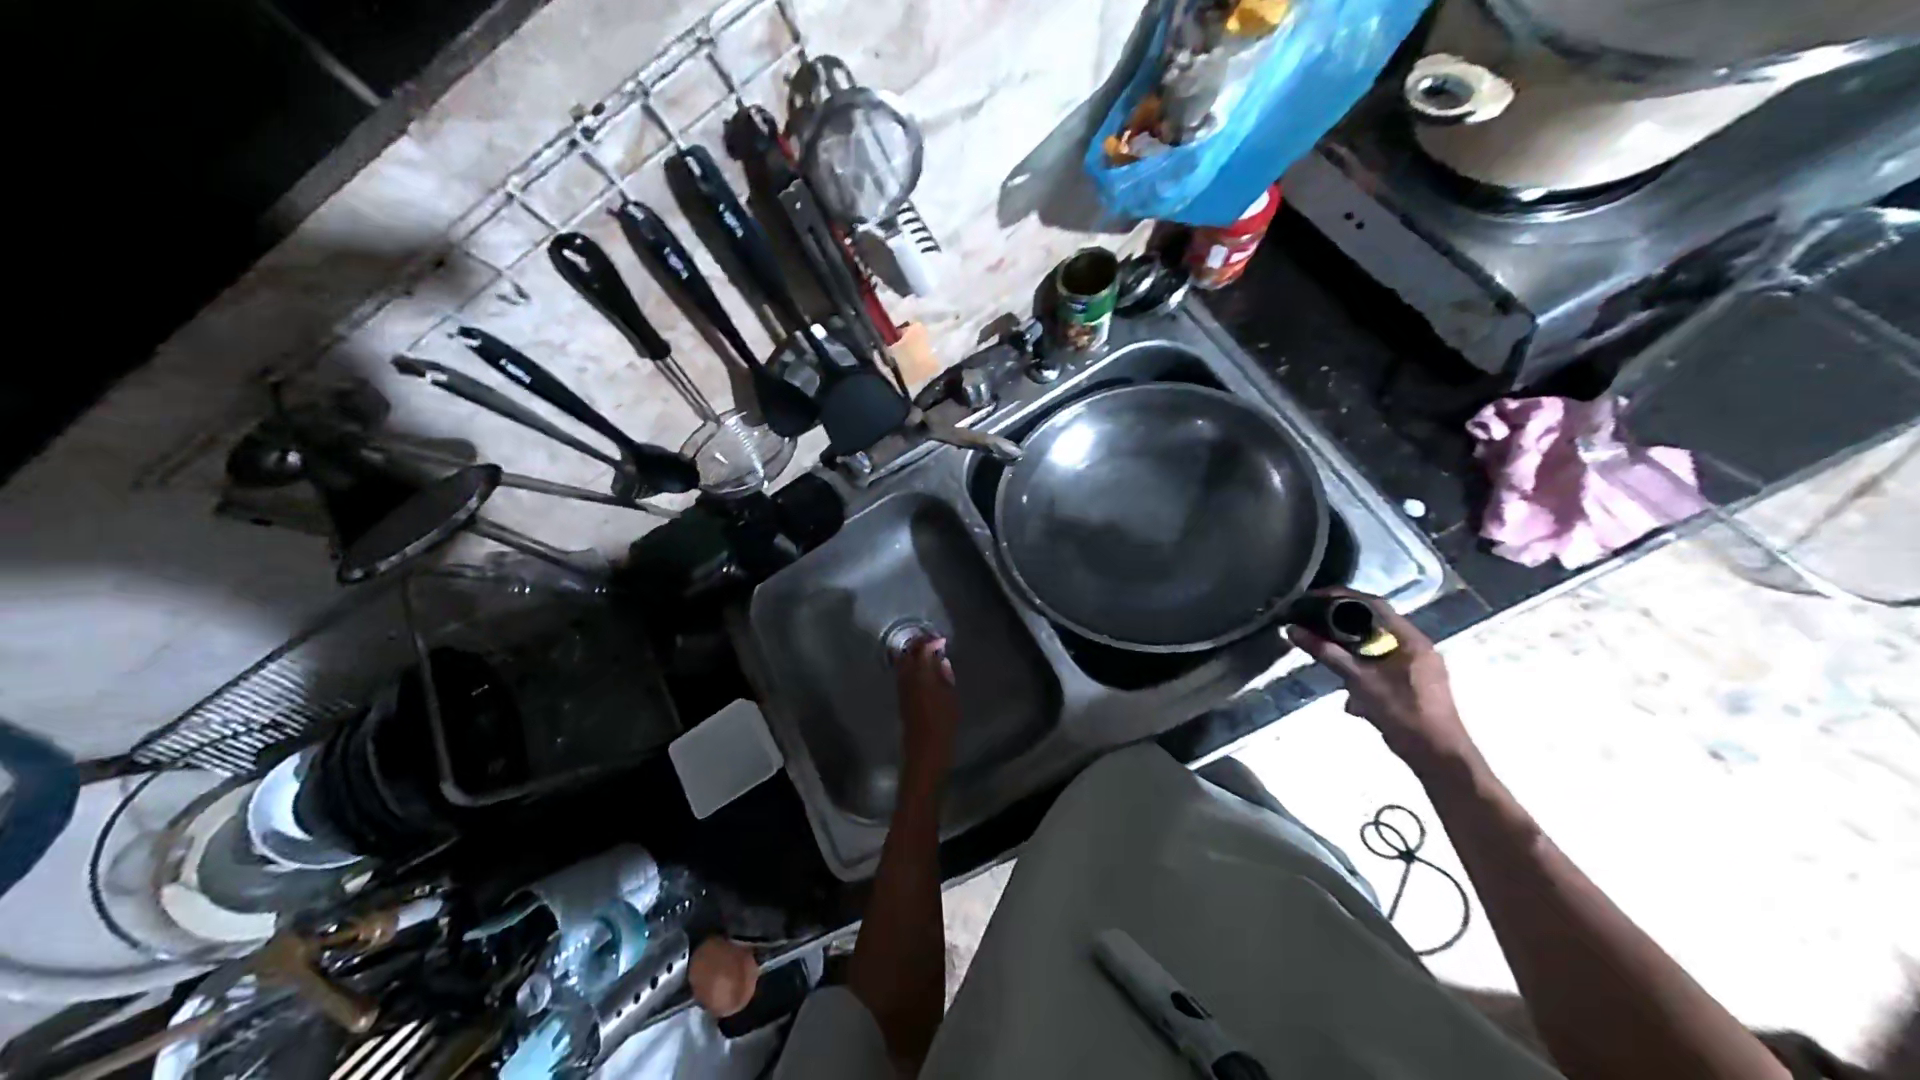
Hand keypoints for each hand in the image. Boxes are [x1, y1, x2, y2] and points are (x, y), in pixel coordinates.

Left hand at [894, 636, 958, 782]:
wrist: (925, 746)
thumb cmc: (943, 722)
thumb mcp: (950, 697)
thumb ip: (945, 676)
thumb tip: (941, 661)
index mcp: (921, 674)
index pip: (923, 650)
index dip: (932, 642)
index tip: (942, 640)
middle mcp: (907, 677)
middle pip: (909, 652)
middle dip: (919, 644)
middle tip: (932, 641)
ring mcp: (902, 685)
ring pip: (903, 661)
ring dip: (913, 653)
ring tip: (927, 652)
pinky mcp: (901, 694)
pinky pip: (903, 671)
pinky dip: (910, 664)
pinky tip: (921, 667)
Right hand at [1285, 590, 1474, 773]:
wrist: (1437, 755)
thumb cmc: (1401, 712)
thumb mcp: (1358, 680)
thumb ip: (1327, 653)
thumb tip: (1293, 630)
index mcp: (1410, 639)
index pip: (1374, 604)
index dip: (1342, 596)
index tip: (1314, 599)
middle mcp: (1418, 646)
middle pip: (1374, 624)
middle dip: (1343, 627)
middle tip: (1314, 625)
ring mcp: (1420, 666)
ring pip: (1377, 647)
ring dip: (1352, 654)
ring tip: (1330, 661)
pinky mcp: (1416, 683)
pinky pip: (1383, 666)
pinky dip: (1363, 671)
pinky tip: (1351, 695)